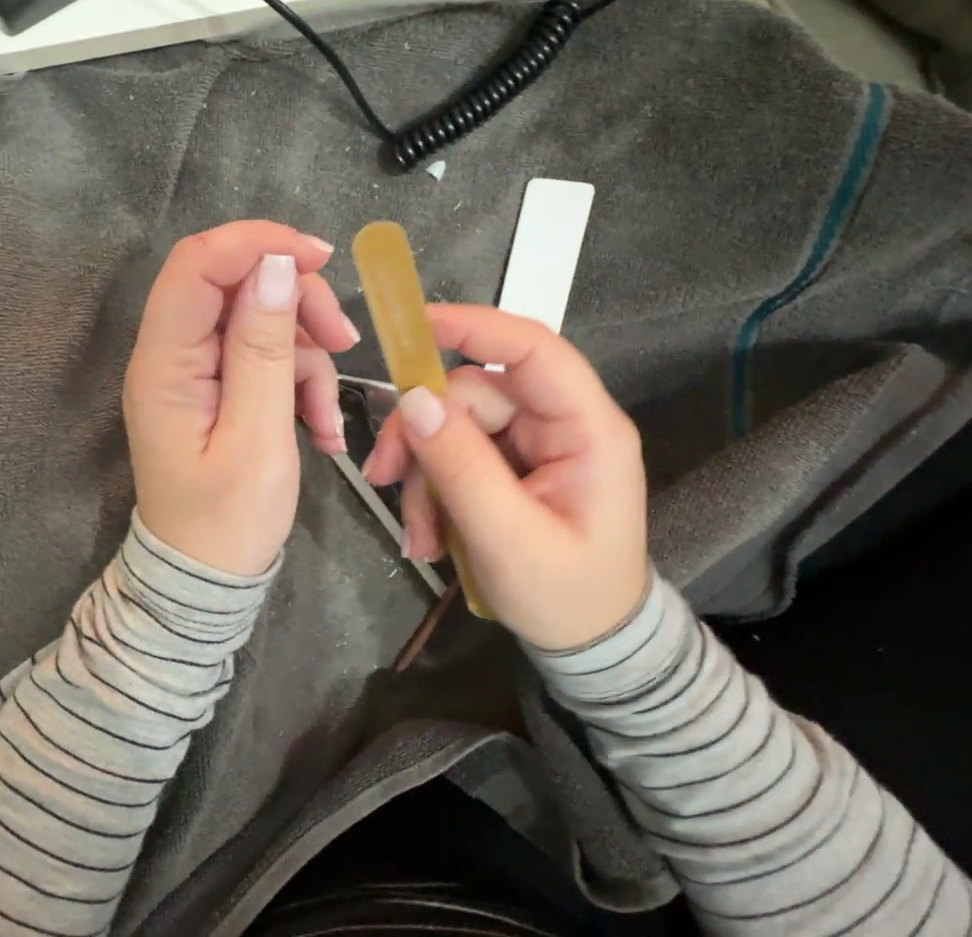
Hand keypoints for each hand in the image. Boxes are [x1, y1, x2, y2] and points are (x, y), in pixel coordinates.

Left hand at [124, 221, 361, 575]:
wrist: (206, 579)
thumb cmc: (227, 522)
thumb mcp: (257, 437)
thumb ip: (263, 349)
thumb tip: (275, 268)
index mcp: (165, 362)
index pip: (197, 264)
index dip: (257, 244)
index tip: (321, 258)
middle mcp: (172, 354)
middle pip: (236, 284)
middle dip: (297, 305)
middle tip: (344, 341)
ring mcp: (197, 371)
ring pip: (262, 321)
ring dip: (308, 357)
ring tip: (328, 421)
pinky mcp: (221, 389)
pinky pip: (268, 359)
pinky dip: (302, 385)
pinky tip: (321, 433)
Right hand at [363, 305, 648, 649]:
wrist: (588, 645)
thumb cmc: (566, 597)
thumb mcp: (509, 540)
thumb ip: (462, 469)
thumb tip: (414, 401)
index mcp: (586, 430)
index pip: (532, 349)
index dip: (474, 327)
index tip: (412, 326)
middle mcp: (558, 424)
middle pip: (473, 393)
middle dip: (421, 434)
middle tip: (383, 478)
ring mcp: (530, 445)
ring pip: (452, 426)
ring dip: (422, 475)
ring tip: (419, 535)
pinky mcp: (506, 467)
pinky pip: (452, 455)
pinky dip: (430, 491)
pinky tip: (428, 536)